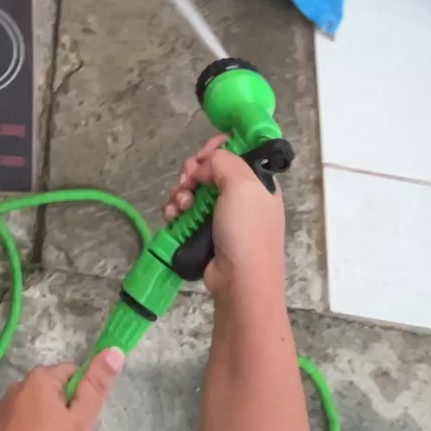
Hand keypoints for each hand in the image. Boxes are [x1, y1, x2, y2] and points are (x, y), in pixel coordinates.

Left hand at [0, 349, 124, 430]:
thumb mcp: (80, 425)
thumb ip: (96, 387)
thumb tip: (114, 350)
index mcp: (39, 379)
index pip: (72, 374)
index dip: (82, 398)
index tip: (81, 425)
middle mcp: (15, 386)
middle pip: (50, 394)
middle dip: (61, 415)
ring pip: (30, 412)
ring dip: (41, 427)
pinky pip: (12, 428)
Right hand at [161, 134, 287, 299]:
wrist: (240, 282)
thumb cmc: (246, 231)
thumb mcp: (243, 184)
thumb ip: (222, 161)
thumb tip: (201, 168)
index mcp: (257, 181)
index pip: (236, 149)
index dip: (216, 147)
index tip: (203, 156)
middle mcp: (240, 195)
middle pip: (208, 167)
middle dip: (192, 172)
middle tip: (187, 183)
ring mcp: (221, 214)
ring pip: (192, 188)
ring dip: (180, 192)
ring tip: (179, 207)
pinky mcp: (204, 230)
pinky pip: (184, 209)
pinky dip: (175, 209)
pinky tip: (172, 216)